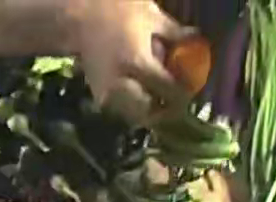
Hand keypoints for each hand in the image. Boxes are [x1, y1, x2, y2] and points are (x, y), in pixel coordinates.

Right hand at [74, 1, 198, 123]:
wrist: (78, 16)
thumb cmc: (115, 8)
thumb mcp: (149, 13)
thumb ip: (173, 33)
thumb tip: (197, 40)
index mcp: (137, 62)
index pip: (167, 89)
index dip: (182, 92)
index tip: (190, 89)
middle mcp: (123, 84)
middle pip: (151, 112)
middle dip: (165, 110)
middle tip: (175, 102)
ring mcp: (109, 95)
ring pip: (137, 116)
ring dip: (151, 112)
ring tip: (159, 98)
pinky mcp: (101, 98)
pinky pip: (124, 111)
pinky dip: (136, 108)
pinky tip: (141, 94)